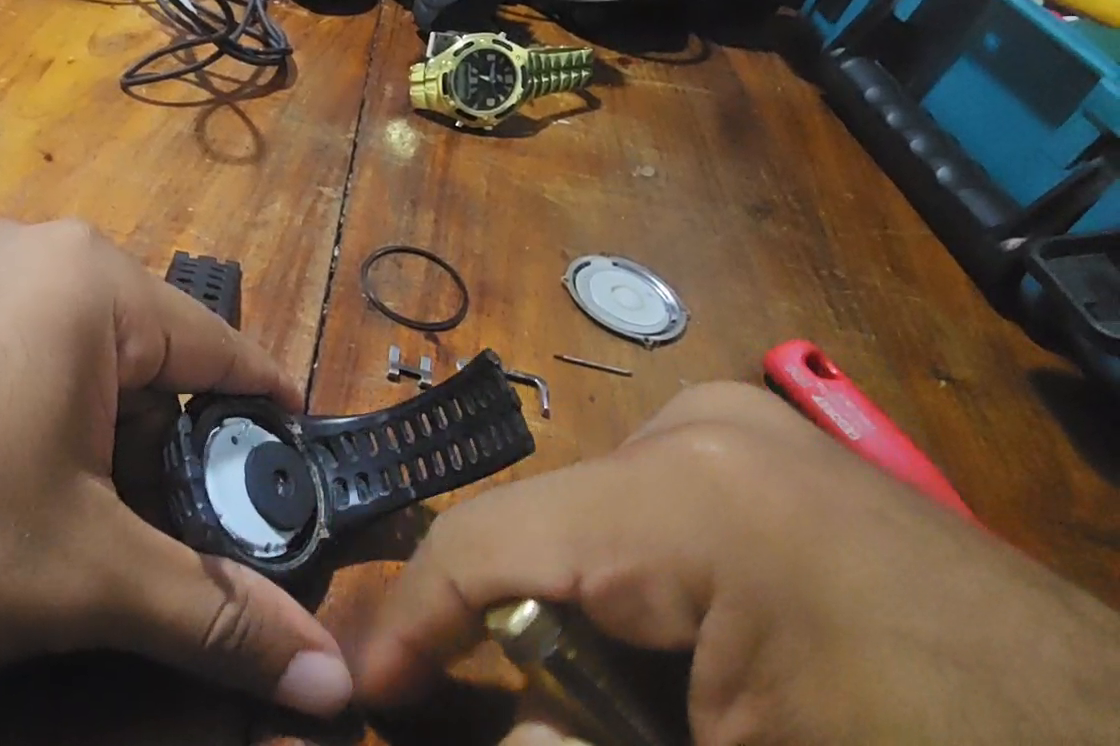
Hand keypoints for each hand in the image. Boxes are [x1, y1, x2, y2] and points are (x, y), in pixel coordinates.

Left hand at [0, 220, 351, 714]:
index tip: (301, 485)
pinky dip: (47, 423)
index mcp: (91, 282)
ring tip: (101, 527)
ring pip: (84, 361)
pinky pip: (19, 359)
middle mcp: (32, 255)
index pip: (225, 350)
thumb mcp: (81, 575)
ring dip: (110, 442)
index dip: (272, 423)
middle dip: (180, 448)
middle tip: (191, 537)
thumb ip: (212, 616)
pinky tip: (17, 491)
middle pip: (151, 358)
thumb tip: (335, 685)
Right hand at [350, 384, 1119, 743]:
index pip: (489, 544)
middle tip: (551, 714)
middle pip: (537, 531)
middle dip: (517, 628)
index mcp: (686, 497)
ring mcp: (731, 421)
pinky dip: (633, 583)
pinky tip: (696, 648)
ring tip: (648, 695)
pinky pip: (642, 507)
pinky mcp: (762, 440)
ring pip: (583, 519)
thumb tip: (499, 732)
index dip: (414, 619)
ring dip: (580, 610)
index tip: (374, 690)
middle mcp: (690, 428)